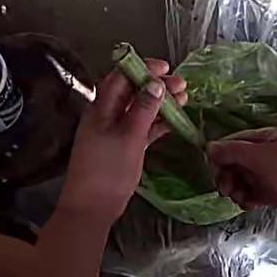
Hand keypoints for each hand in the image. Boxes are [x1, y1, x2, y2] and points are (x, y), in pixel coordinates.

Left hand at [58, 58, 186, 222]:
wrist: (92, 207)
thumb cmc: (107, 171)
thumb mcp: (129, 137)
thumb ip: (143, 110)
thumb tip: (156, 84)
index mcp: (101, 109)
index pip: (121, 78)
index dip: (142, 69)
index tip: (166, 68)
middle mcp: (107, 115)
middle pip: (133, 92)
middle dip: (157, 85)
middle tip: (182, 85)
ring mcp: (116, 131)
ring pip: (140, 109)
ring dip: (161, 103)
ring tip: (184, 99)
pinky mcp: (124, 146)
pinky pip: (143, 127)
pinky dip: (158, 122)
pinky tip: (175, 120)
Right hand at [207, 129, 276, 223]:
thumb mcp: (262, 158)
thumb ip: (234, 152)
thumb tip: (209, 146)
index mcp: (265, 139)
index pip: (233, 142)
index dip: (220, 156)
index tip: (213, 172)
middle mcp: (267, 153)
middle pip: (236, 162)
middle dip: (226, 175)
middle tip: (225, 191)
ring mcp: (272, 173)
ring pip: (243, 178)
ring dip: (236, 188)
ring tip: (238, 199)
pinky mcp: (276, 191)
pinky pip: (254, 191)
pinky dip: (248, 198)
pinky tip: (248, 205)